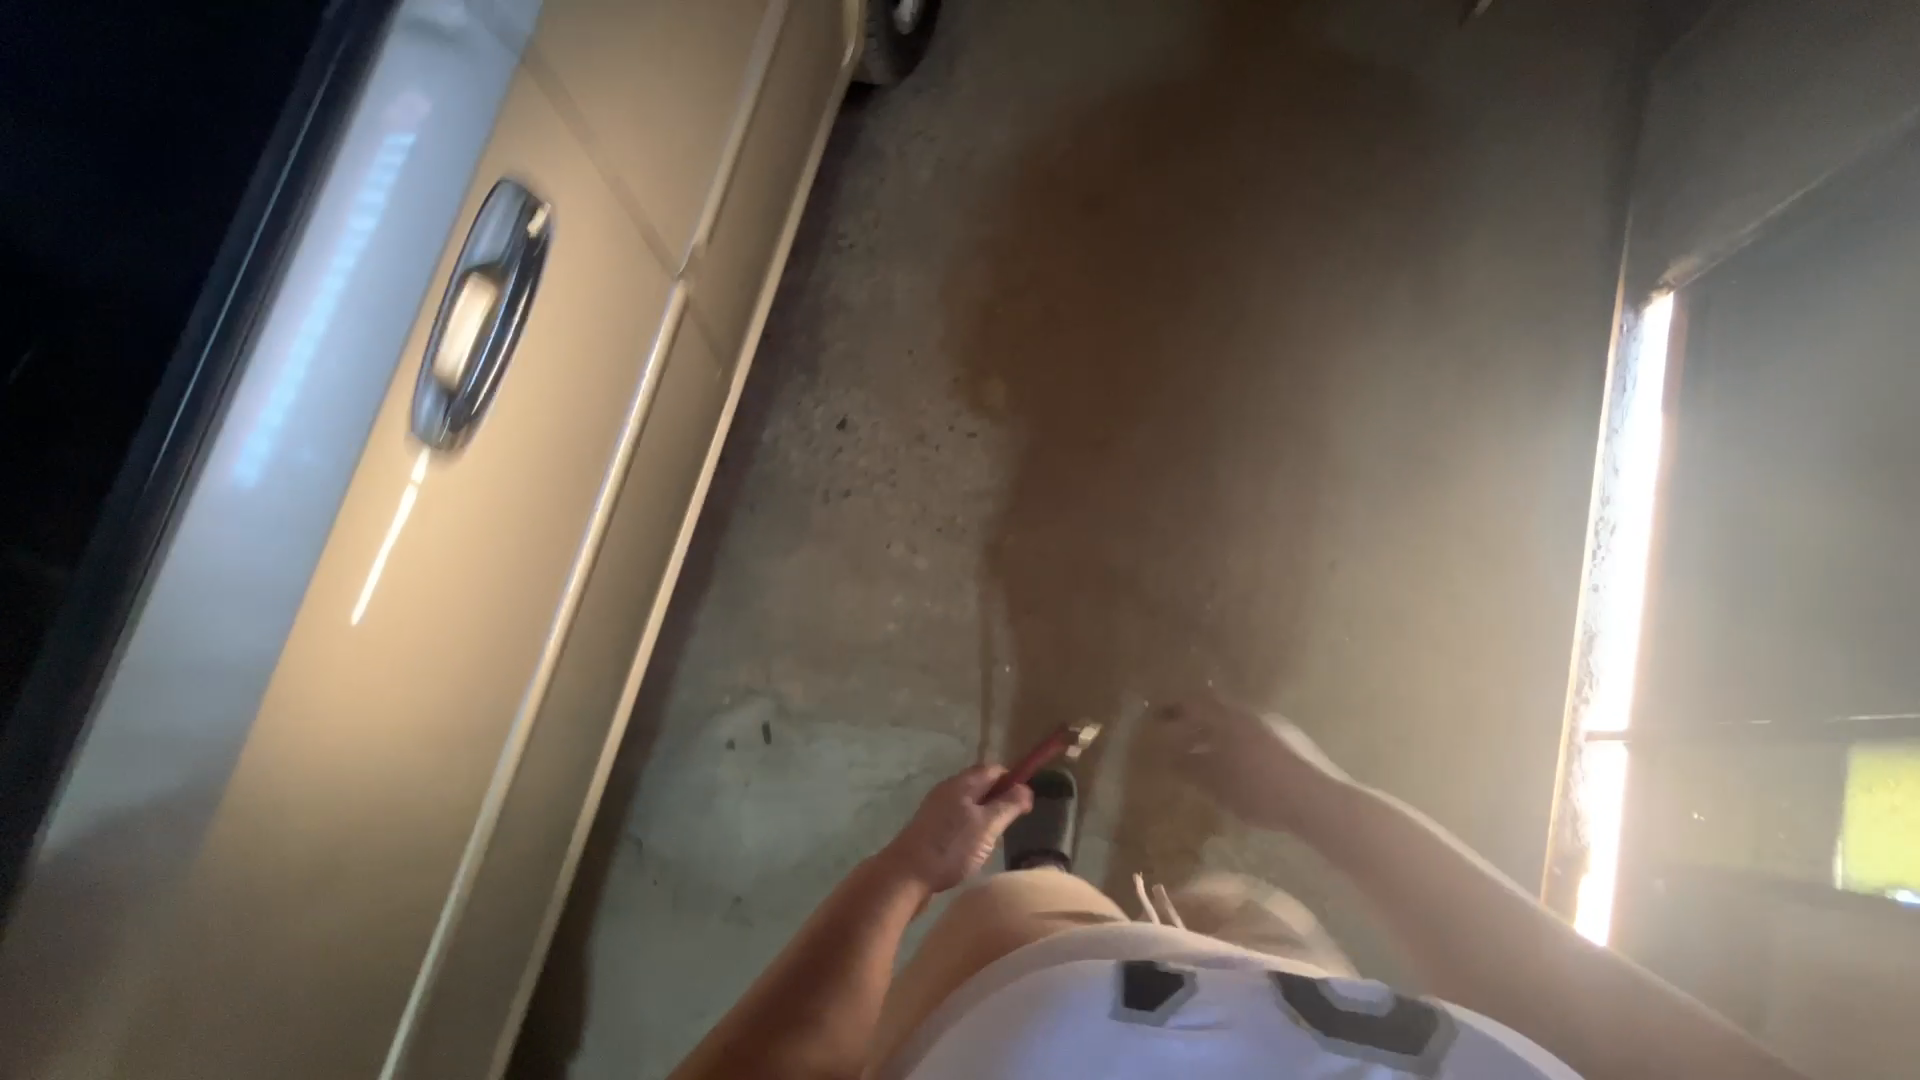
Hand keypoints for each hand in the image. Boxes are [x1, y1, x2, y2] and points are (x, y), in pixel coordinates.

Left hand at [879, 765, 1033, 893]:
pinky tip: (973, 847)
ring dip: (985, 814)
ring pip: (969, 802)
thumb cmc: (952, 847)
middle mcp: (949, 788)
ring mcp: (937, 807)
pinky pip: (958, 816)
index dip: (1012, 781)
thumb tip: (1026, 788)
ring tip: (994, 837)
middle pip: (981, 784)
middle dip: (999, 799)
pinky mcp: (931, 825)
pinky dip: (971, 825)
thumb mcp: (987, 826)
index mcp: (963, 783)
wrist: (907, 873)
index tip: (1024, 803)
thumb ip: (1008, 805)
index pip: (994, 770)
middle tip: (1010, 823)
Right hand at [1153, 694, 1351, 833]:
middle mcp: (1252, 715)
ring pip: (1236, 725)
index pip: (1194, 702)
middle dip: (1194, 724)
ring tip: (1204, 759)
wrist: (1320, 802)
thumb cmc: (1261, 790)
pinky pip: (1253, 736)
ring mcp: (1275, 727)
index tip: (1156, 719)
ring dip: (1217, 737)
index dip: (1173, 708)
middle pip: (1215, 711)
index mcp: (1230, 718)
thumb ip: (1191, 768)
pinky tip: (1236, 770)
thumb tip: (1169, 757)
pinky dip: (1236, 746)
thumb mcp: (1218, 784)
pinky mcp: (1292, 744)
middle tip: (1176, 740)